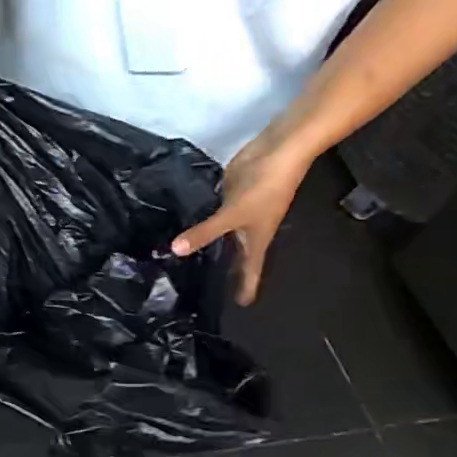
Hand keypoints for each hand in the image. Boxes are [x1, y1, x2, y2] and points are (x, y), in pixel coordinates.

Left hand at [170, 129, 312, 306]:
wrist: (280, 150)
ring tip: (181, 261)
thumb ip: (204, 232)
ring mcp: (237, 212)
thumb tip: (175, 251)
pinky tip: (181, 226)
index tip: (240, 306)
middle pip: (235, 256)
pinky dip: (200, 221)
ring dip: (207, 245)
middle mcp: (247, 231)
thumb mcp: (232, 215)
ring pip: (221, 235)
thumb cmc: (264, 189)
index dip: (246, 289)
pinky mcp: (228, 195)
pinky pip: (212, 213)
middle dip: (223, 271)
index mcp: (256, 242)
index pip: (251, 272)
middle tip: (200, 288)